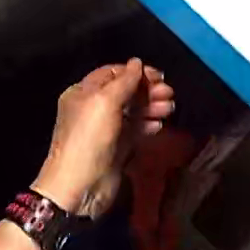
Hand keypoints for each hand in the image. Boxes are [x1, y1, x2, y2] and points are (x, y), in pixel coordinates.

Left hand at [32, 59, 174, 216]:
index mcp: (83, 93)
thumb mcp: (104, 102)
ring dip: (151, 106)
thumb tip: (137, 62)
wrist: (80, 187)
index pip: (112, 74)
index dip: (135, 73)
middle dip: (147, 90)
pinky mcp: (116, 148)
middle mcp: (93, 108)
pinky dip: (147, 125)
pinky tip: (159, 125)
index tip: (158, 76)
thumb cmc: (89, 139)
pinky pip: (134, 130)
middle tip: (169, 93)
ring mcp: (105, 129)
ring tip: (169, 107)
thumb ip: (123, 81)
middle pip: (124, 91)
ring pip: (132, 110)